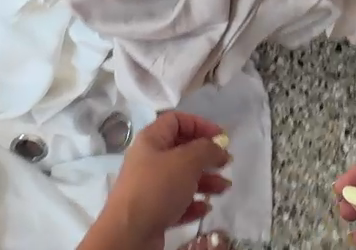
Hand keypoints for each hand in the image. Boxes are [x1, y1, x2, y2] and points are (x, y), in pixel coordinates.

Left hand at [80, 112, 232, 249]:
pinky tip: (205, 208)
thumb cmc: (157, 188)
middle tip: (226, 163)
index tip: (221, 137)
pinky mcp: (153, 211)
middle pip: (182, 150)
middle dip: (206, 156)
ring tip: (224, 188)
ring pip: (182, 178)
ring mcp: (150, 187)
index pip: (176, 120)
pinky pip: (177, 202)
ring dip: (205, 181)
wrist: (129, 234)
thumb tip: (218, 146)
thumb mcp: (185, 162)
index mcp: (151, 139)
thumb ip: (205, 149)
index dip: (200, 124)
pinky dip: (193, 203)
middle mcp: (149, 159)